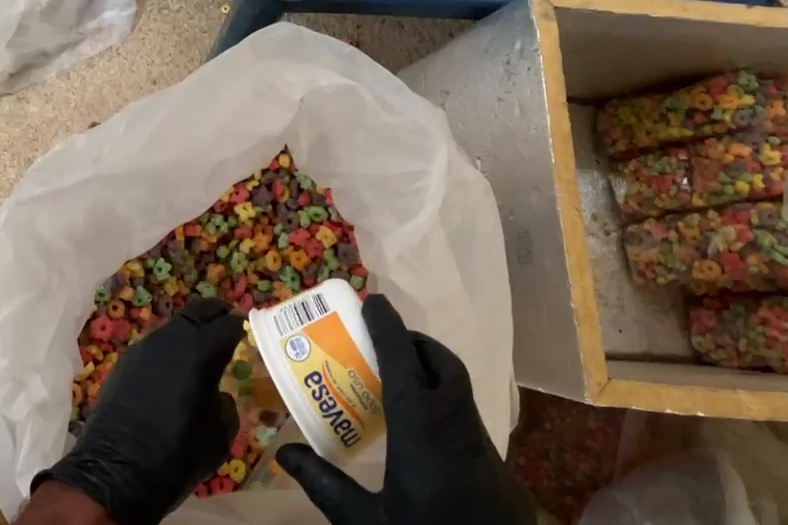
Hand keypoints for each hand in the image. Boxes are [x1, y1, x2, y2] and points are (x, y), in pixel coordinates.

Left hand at [35, 298, 241, 524]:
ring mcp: (144, 346)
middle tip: (228, 324)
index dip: (242, 326)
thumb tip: (218, 394)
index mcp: (200, 350)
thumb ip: (225, 403)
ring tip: (202, 352)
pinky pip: (156, 345)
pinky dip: (170, 350)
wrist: (116, 472)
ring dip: (191, 332)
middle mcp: (171, 338)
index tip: (249, 332)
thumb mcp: (219, 434)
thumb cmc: (177, 454)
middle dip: (216, 314)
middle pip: (199, 310)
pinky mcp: (125, 361)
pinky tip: (173, 373)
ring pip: (175, 326)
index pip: (228, 323)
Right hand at [277, 294, 535, 524]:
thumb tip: (284, 453)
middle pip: (444, 368)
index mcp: (421, 435)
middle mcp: (458, 432)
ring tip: (398, 380)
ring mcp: (487, 453)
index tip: (372, 301)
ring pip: (462, 395)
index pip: (404, 364)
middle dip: (416, 344)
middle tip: (384, 341)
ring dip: (433, 374)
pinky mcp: (503, 477)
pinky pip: (469, 424)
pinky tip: (422, 435)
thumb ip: (325, 486)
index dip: (387, 328)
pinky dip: (444, 408)